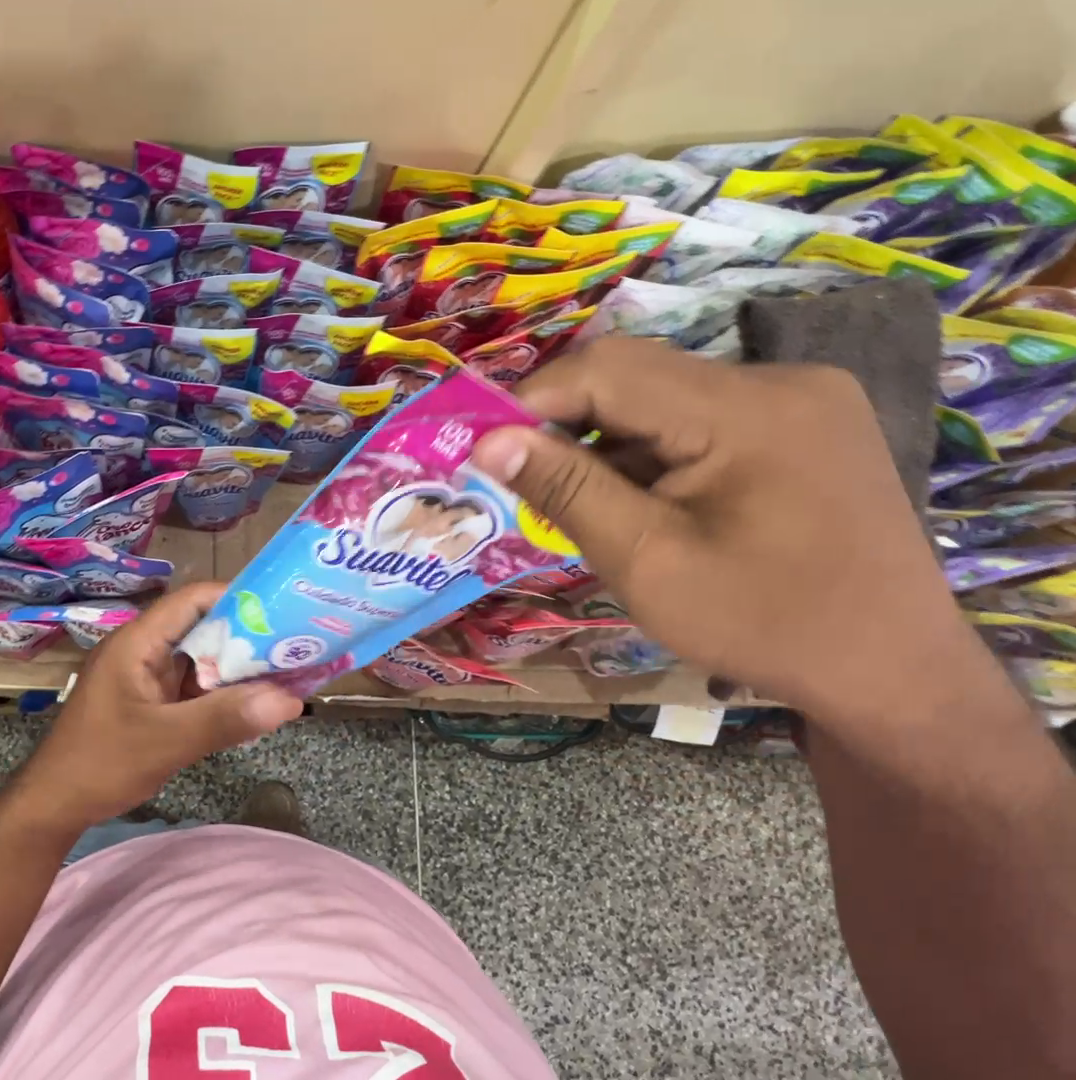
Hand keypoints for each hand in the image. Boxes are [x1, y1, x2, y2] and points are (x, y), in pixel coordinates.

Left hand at [10, 583, 304, 831]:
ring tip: (287, 675)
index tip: (283, 612)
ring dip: (235, 669)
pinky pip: (189, 688)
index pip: (192, 600)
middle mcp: (141, 651)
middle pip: (199, 629)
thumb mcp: (168, 741)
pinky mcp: (146, 703)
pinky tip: (252, 706)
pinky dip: (218, 694)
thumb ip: (226, 718)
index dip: (237, 599)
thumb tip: (290, 699)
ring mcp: (142, 678)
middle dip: (246, 638)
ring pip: (197, 661)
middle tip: (297, 648)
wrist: (54, 804)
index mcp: (137, 643)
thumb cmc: (102, 763)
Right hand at [467, 338, 987, 726]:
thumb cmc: (762, 622)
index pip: (607, 368)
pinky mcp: (802, 424)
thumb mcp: (645, 560)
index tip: (481, 450)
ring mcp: (799, 399)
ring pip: (661, 395)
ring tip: (580, 502)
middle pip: (635, 374)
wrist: (890, 672)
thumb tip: (487, 439)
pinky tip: (638, 501)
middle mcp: (780, 380)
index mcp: (747, 409)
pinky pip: (695, 417)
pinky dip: (647, 451)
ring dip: (604, 440)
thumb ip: (565, 489)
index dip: (531, 401)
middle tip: (520, 479)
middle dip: (565, 421)